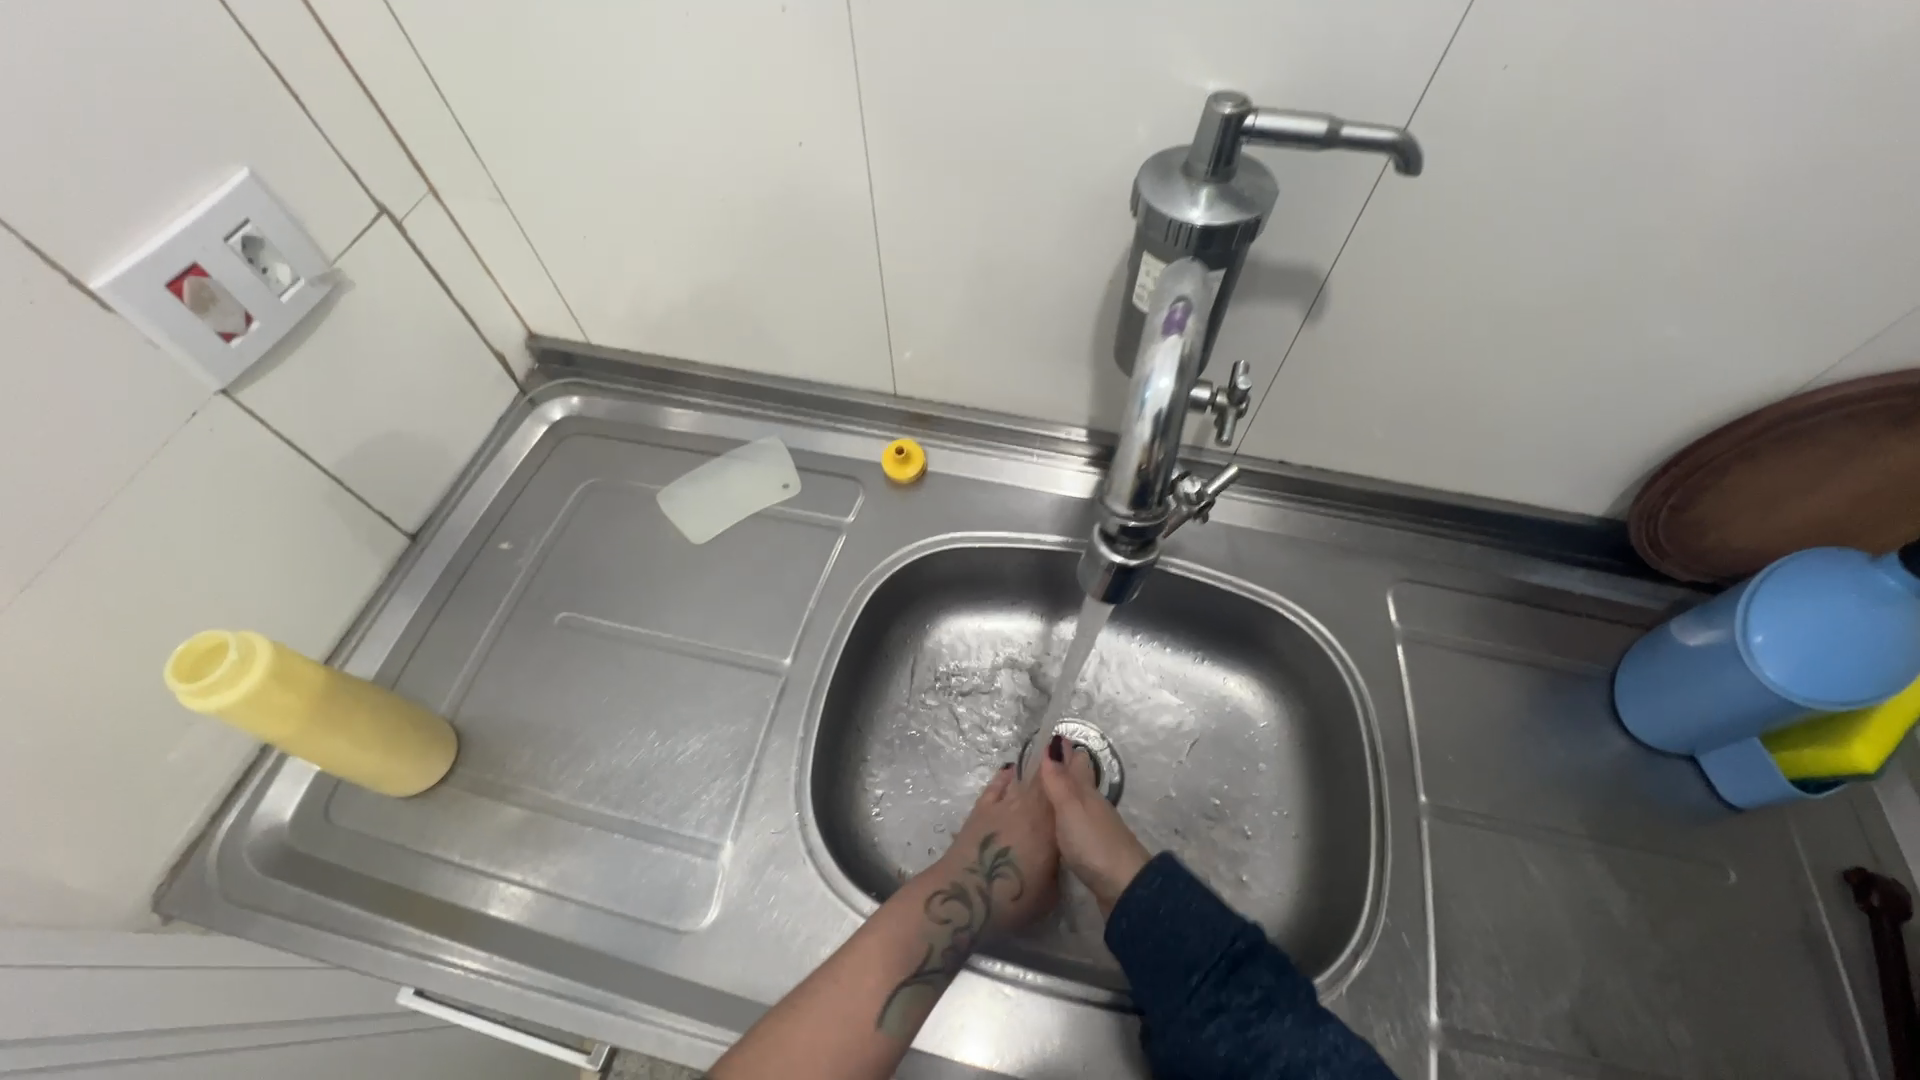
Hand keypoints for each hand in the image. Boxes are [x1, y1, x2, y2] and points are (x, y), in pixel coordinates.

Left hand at [926, 764, 1059, 935]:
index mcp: (1052, 830)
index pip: (1067, 798)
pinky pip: (997, 785)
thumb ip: (1057, 869)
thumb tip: (1055, 858)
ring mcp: (1004, 805)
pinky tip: (1010, 771)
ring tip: (1041, 759)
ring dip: (1033, 769)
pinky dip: (1005, 776)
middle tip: (1064, 752)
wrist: (967, 894)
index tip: (1081, 767)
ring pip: (1023, 780)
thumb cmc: (1012, 900)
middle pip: (1045, 781)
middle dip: (1055, 767)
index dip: (1074, 782)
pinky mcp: (981, 808)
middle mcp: (1030, 809)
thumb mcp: (1050, 894)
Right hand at [1037, 735, 1151, 915]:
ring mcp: (1095, 828)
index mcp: (1087, 792)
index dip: (1065, 750)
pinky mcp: (1092, 850)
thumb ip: (1059, 780)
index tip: (1050, 737)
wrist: (1124, 888)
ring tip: (1043, 789)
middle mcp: (1092, 805)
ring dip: (1063, 792)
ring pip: (1077, 802)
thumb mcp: (1071, 808)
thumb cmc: (1094, 844)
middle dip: (1064, 768)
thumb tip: (1052, 742)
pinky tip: (1057, 824)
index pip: (1077, 763)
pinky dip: (1064, 817)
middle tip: (1042, 760)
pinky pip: (1075, 824)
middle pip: (1079, 780)